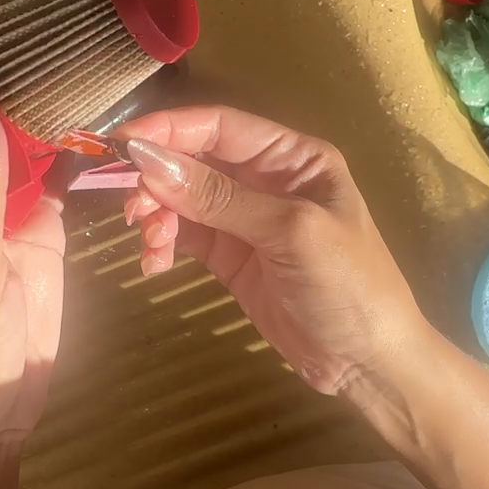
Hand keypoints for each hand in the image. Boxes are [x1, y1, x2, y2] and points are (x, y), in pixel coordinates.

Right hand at [116, 107, 427, 395]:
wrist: (366, 362)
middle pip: (194, 161)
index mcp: (293, 158)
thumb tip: (148, 163)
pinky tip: (155, 263)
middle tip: (132, 210)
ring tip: (150, 245)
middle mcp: (266, 179)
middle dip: (158, 180)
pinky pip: (184, 235)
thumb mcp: (288, 232)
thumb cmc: (348, 285)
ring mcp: (245, 219)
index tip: (122, 145)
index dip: (169, 129)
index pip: (220, 126)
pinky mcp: (229, 256)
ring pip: (182, 200)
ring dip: (156, 216)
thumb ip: (218, 197)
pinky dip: (162, 243)